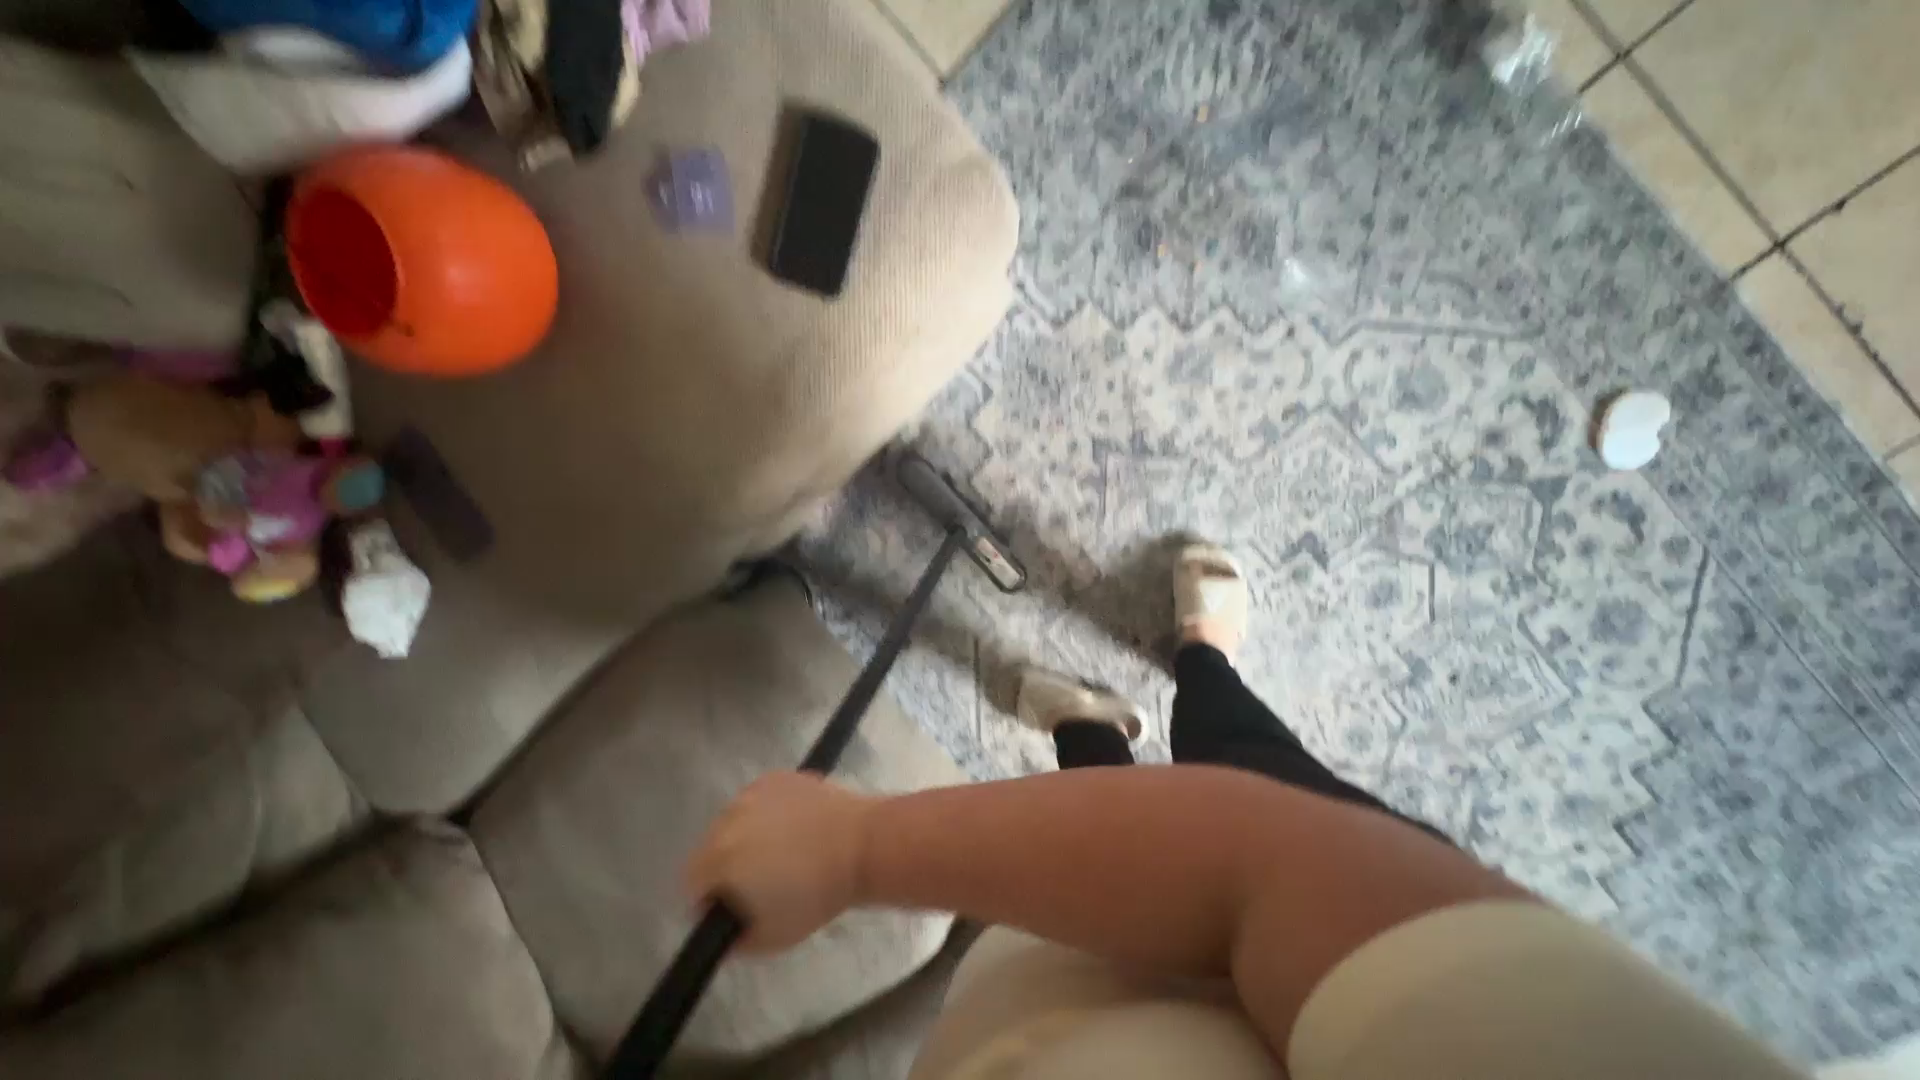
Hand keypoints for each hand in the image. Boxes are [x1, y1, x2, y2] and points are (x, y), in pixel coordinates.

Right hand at [683, 771, 879, 951]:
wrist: (862, 845)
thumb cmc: (816, 896)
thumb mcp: (770, 938)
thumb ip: (731, 939)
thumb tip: (717, 932)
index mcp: (717, 861)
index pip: (692, 883)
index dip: (711, 898)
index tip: (737, 905)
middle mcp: (725, 821)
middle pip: (709, 848)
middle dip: (727, 866)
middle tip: (761, 879)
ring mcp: (750, 794)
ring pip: (732, 822)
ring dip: (745, 836)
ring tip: (781, 849)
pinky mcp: (775, 777)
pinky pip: (757, 800)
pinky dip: (767, 812)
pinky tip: (792, 824)